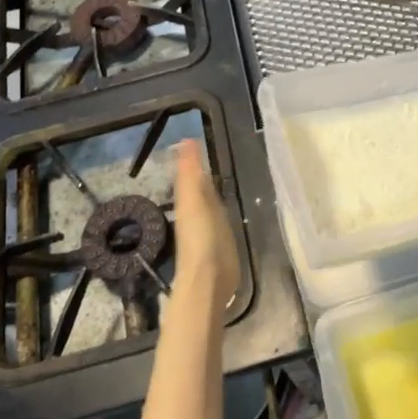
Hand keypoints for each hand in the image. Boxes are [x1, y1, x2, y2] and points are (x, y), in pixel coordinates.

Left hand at [172, 139, 239, 309]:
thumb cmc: (201, 237)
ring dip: (214, 191)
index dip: (194, 160)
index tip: (198, 140)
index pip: (191, 175)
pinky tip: (231, 207)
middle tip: (212, 154)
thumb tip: (186, 139)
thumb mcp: (193, 199)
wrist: (209, 279)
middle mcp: (198, 213)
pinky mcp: (224, 243)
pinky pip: (222, 218)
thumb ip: (189, 172)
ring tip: (224, 176)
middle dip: (204, 173)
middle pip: (201, 188)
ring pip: (211, 202)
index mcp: (190, 201)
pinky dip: (224, 209)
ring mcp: (211, 229)